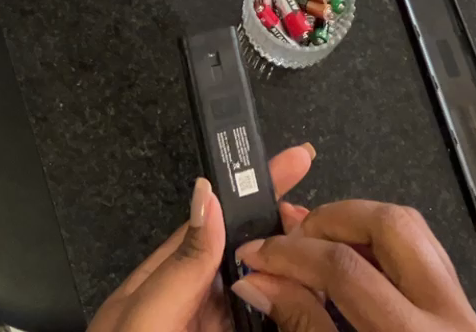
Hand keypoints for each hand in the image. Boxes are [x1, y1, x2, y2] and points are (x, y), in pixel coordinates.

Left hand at [87, 143, 315, 331]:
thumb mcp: (146, 319)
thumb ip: (181, 264)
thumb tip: (208, 194)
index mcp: (170, 279)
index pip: (220, 220)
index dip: (257, 188)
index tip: (296, 160)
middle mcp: (197, 305)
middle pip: (252, 260)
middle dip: (289, 238)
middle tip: (329, 226)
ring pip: (266, 301)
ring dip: (296, 285)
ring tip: (330, 268)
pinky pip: (265, 328)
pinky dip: (289, 319)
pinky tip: (314, 311)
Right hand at [230, 200, 475, 331]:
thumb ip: (303, 326)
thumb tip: (260, 281)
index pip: (344, 268)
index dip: (289, 254)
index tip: (254, 255)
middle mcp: (448, 319)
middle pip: (388, 226)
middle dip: (329, 219)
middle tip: (290, 236)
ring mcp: (462, 313)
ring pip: (410, 228)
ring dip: (356, 223)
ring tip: (316, 242)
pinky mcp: (462, 312)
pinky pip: (421, 252)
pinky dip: (379, 244)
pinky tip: (352, 259)